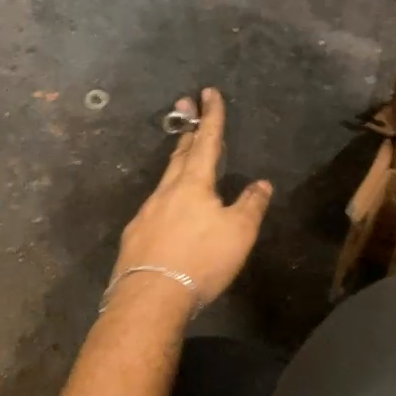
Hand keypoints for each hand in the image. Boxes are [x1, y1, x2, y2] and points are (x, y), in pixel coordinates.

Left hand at [110, 89, 271, 315]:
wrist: (148, 303)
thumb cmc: (200, 260)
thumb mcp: (239, 232)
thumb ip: (252, 204)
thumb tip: (261, 183)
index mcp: (193, 184)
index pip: (207, 142)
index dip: (211, 117)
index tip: (208, 92)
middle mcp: (166, 192)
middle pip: (179, 155)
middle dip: (188, 131)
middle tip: (186, 107)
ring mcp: (145, 215)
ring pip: (165, 181)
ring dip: (176, 164)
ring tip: (184, 161)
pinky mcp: (134, 240)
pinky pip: (155, 209)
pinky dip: (167, 200)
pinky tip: (170, 213)